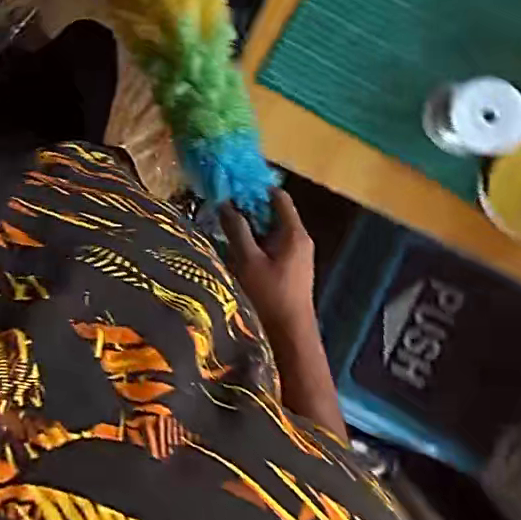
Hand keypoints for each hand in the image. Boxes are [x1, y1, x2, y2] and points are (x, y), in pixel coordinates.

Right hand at [219, 190, 315, 329]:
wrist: (290, 334)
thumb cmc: (270, 294)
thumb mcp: (248, 259)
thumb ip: (236, 229)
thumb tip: (224, 203)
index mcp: (294, 233)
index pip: (278, 196)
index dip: (255, 187)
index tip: (231, 185)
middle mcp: (299, 239)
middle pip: (273, 211)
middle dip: (248, 205)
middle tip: (221, 203)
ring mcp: (296, 253)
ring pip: (270, 227)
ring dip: (248, 223)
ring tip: (222, 221)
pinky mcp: (289, 266)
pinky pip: (270, 242)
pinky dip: (254, 238)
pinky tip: (234, 243)